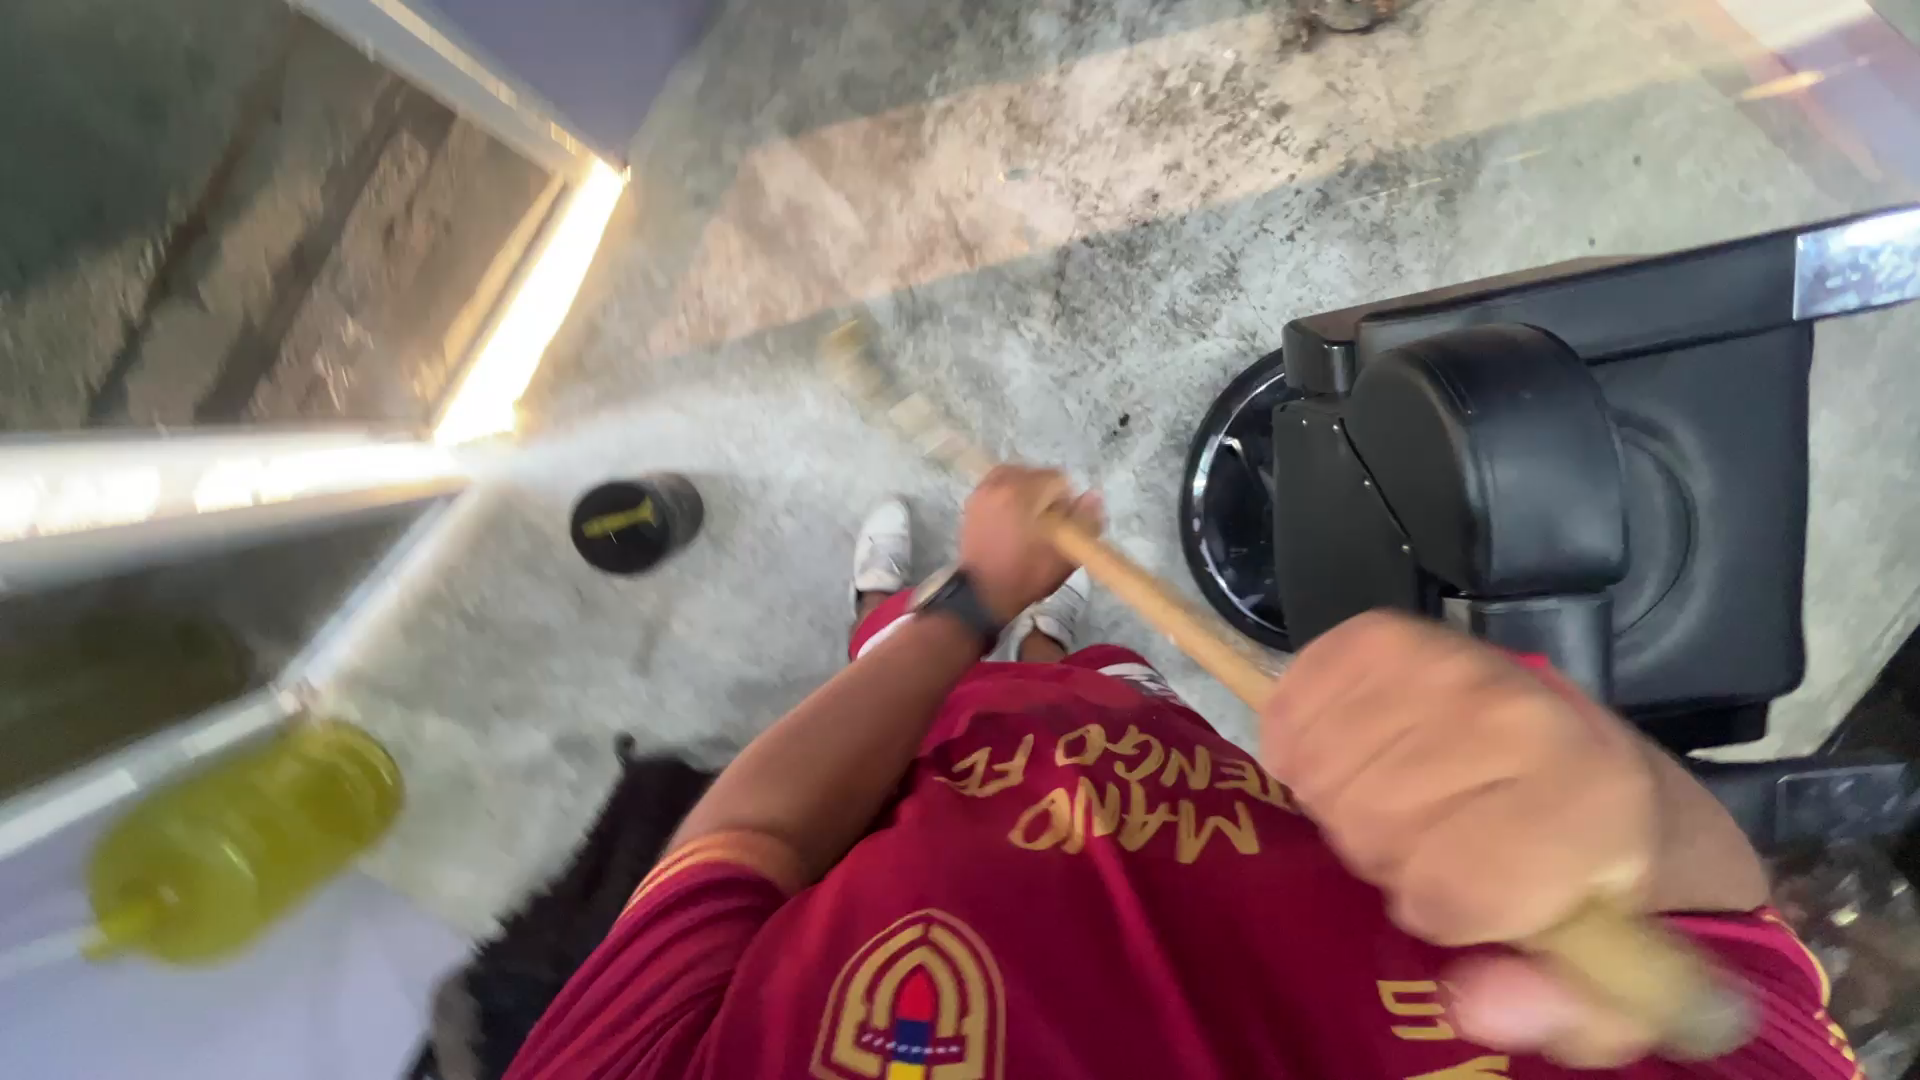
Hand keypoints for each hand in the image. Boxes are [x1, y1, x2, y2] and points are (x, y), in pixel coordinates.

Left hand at [957, 466, 1103, 622]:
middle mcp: (1001, 483)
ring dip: (1028, 491)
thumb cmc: (1027, 575)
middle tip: (1047, 523)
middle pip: (1037, 474)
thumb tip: (1094, 494)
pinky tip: (1013, 515)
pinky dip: (1009, 492)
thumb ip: (1085, 521)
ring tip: (1030, 518)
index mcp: (1023, 493)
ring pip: (1017, 476)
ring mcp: (983, 490)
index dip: (1067, 501)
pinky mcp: (973, 500)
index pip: (1058, 479)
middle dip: (1047, 494)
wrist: (983, 593)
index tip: (1064, 523)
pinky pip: (998, 483)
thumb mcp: (1066, 554)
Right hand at [1259, 612, 1665, 1065]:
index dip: (1442, 911)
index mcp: (1588, 799)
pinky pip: (1289, 710)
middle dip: (1384, 854)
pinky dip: (1297, 747)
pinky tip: (1340, 755)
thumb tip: (1473, 1004)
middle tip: (1422, 843)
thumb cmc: (1584, 865)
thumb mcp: (1609, 966)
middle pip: (1372, 823)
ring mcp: (1434, 660)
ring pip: (1322, 772)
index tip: (1468, 897)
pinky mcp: (1372, 636)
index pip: (1449, 886)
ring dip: (1337, 801)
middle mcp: (1510, 712)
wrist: (1581, 756)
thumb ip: (1562, 1007)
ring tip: (1383, 799)